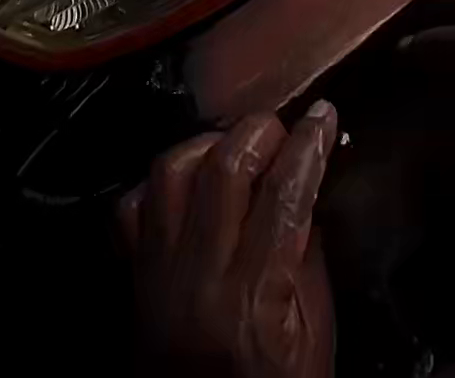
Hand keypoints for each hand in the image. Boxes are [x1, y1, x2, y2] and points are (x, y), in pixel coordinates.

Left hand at [118, 104, 338, 377]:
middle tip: (281, 129)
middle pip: (222, 169)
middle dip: (258, 131)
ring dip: (208, 144)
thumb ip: (308, 259)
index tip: (323, 114)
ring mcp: (156, 272)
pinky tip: (188, 183)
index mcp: (251, 302)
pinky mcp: (132, 273)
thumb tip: (305, 187)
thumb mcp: (312, 341)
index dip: (308, 145)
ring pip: (170, 172)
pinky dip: (160, 183)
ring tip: (236, 147)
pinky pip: (133, 204)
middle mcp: (197, 278)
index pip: (283, 196)